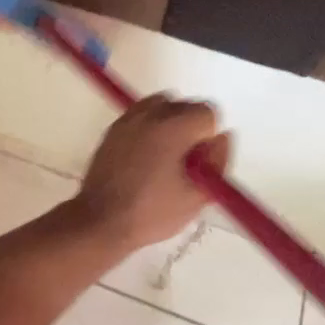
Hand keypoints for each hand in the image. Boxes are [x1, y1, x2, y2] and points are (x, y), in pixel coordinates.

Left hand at [72, 95, 232, 249]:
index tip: (199, 163)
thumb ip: (217, 161)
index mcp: (173, 126)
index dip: (209, 138)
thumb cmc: (153, 211)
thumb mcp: (197, 195)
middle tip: (184, 164)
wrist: (102, 219)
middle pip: (185, 105)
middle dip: (192, 129)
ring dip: (171, 123)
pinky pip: (142, 114)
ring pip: (162, 105)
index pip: (208, 112)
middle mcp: (151, 112)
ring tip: (165, 158)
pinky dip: (150, 126)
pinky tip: (145, 156)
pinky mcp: (114, 126)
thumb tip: (223, 136)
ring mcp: (129, 116)